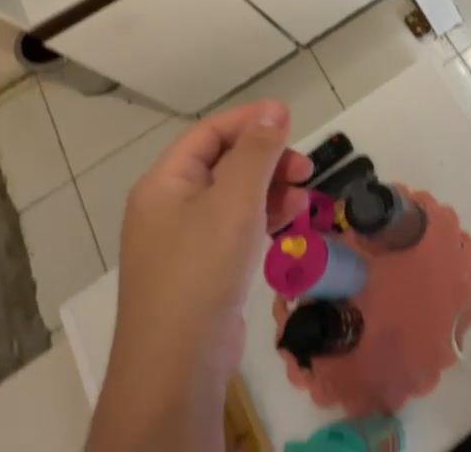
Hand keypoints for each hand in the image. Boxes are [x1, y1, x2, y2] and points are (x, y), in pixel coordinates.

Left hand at [88, 101, 312, 451]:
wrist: (177, 362)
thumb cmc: (202, 269)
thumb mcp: (235, 200)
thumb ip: (257, 151)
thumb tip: (274, 108)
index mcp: (165, 184)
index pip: (209, 133)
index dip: (251, 121)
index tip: (293, 122)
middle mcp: (168, 207)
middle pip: (224, 163)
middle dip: (268, 160)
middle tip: (305, 169)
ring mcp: (182, 241)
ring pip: (234, 197)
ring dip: (272, 190)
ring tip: (303, 200)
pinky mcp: (200, 269)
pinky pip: (235, 228)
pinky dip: (263, 219)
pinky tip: (288, 224)